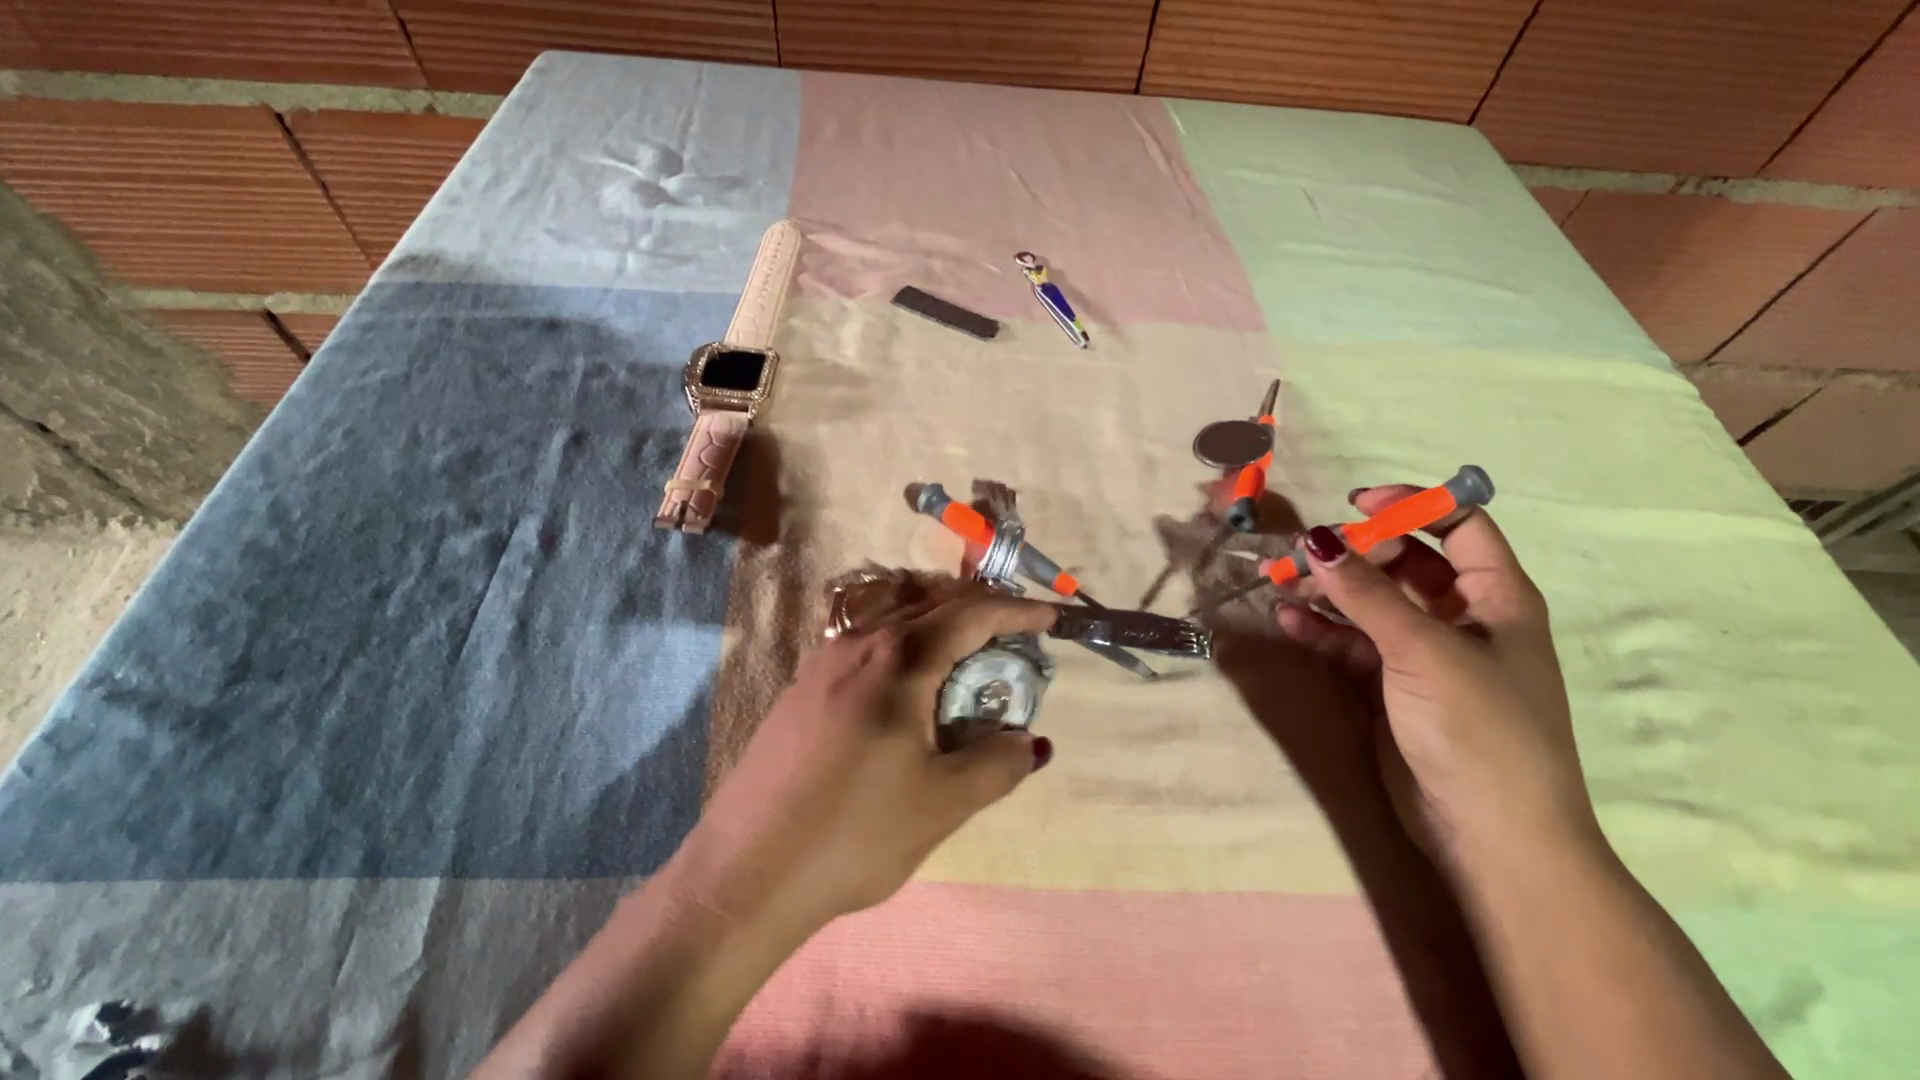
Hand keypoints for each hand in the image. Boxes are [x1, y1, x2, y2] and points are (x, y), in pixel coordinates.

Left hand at [667, 593, 1056, 937]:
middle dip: (979, 612)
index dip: (1016, 611)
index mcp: (898, 660)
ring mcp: (820, 666)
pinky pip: (865, 648)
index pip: (970, 614)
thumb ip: (998, 764)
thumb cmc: (856, 834)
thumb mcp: (945, 803)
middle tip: (1015, 637)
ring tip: (967, 659)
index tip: (1052, 619)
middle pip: (930, 605)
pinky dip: (903, 650)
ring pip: (892, 621)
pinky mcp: (800, 693)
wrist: (747, 872)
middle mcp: (856, 646)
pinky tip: (908, 691)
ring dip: (937, 627)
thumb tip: (1029, 742)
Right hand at [1271, 488, 1598, 867]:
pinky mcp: (1391, 687)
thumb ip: (1368, 594)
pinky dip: (1322, 630)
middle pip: (1406, 561)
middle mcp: (1462, 617)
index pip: (1459, 525)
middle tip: (1307, 555)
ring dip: (1330, 590)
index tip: (1355, 505)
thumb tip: (1315, 539)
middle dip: (1356, 551)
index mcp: (1497, 597)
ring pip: (1371, 603)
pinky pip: (1351, 643)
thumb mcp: (1424, 651)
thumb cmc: (1480, 728)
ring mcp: (1423, 653)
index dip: (1413, 506)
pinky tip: (1287, 621)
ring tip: (1283, 583)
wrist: (1491, 832)